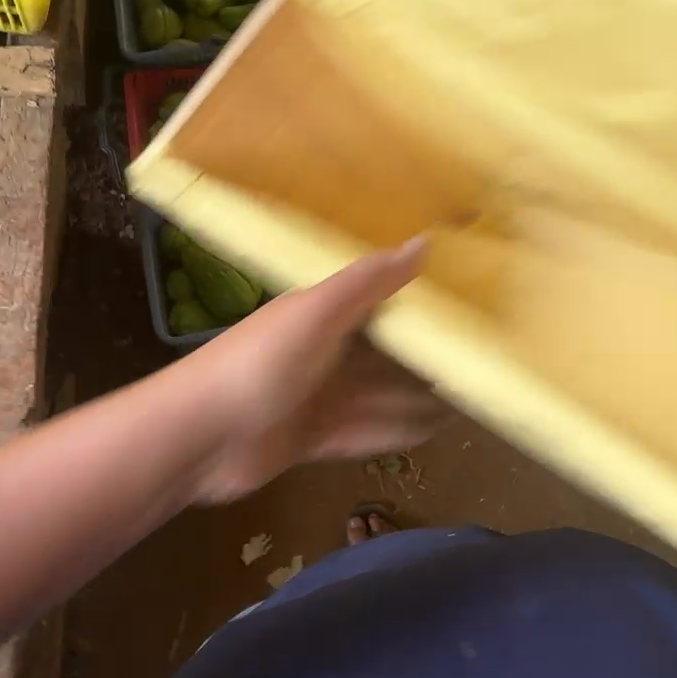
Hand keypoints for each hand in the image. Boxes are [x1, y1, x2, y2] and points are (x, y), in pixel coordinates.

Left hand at [176, 237, 451, 503]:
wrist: (198, 436)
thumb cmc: (261, 362)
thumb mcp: (319, 312)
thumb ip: (371, 281)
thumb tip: (426, 241)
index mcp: (323, 313)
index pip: (379, 302)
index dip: (417, 304)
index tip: (465, 307)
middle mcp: (324, 350)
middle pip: (384, 353)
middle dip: (424, 357)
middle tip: (478, 362)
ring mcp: (319, 395)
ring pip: (379, 393)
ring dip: (416, 396)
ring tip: (469, 400)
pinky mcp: (314, 436)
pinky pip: (365, 429)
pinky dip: (396, 429)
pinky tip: (430, 430)